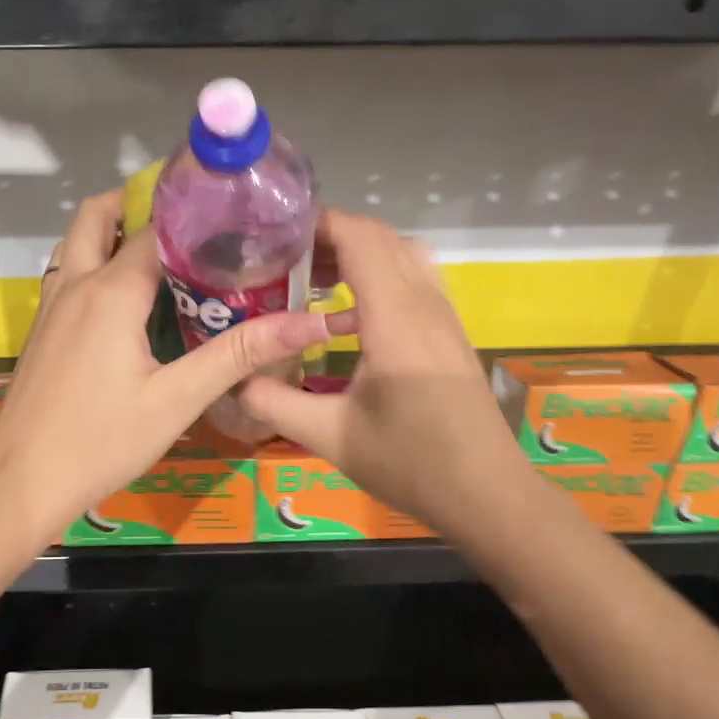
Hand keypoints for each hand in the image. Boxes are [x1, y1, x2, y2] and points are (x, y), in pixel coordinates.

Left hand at [0, 192, 336, 538]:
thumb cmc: (102, 442)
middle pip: (98, 215)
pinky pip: (69, 276)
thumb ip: (237, 356)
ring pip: (76, 243)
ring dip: (111, 232)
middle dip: (137, 204)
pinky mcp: (42, 331)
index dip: (195, 218)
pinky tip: (128, 304)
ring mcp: (51, 307)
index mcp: (110, 293)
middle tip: (187, 224)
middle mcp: (75, 285)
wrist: (23, 481)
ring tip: (162, 254)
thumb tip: (307, 324)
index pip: (155, 229)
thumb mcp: (177, 401)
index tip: (235, 220)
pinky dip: (96, 265)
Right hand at [238, 210, 527, 535]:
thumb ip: (275, 403)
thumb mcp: (330, 437)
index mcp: (395, 319)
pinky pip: (416, 283)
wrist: (485, 493)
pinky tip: (351, 322)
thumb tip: (233, 380)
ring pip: (404, 256)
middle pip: (382, 239)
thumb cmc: (409, 463)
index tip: (275, 237)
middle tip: (284, 263)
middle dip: (332, 238)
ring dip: (360, 257)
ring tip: (315, 284)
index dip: (318, 225)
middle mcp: (425, 305)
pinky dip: (381, 279)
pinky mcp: (451, 336)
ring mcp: (445, 318)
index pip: (360, 238)